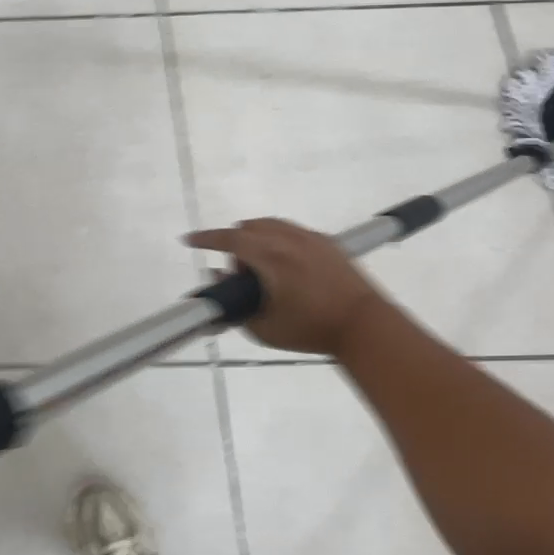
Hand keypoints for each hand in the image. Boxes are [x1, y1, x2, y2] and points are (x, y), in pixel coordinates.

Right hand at [185, 218, 388, 355]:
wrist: (365, 326)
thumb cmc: (311, 330)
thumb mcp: (264, 327)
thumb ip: (234, 304)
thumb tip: (218, 279)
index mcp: (269, 257)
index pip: (228, 239)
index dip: (205, 239)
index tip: (188, 240)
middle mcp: (287, 239)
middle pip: (247, 228)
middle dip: (235, 246)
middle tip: (241, 278)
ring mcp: (309, 237)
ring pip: (269, 225)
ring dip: (256, 239)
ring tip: (264, 270)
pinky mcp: (327, 242)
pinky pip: (291, 230)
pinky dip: (277, 239)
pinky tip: (287, 264)